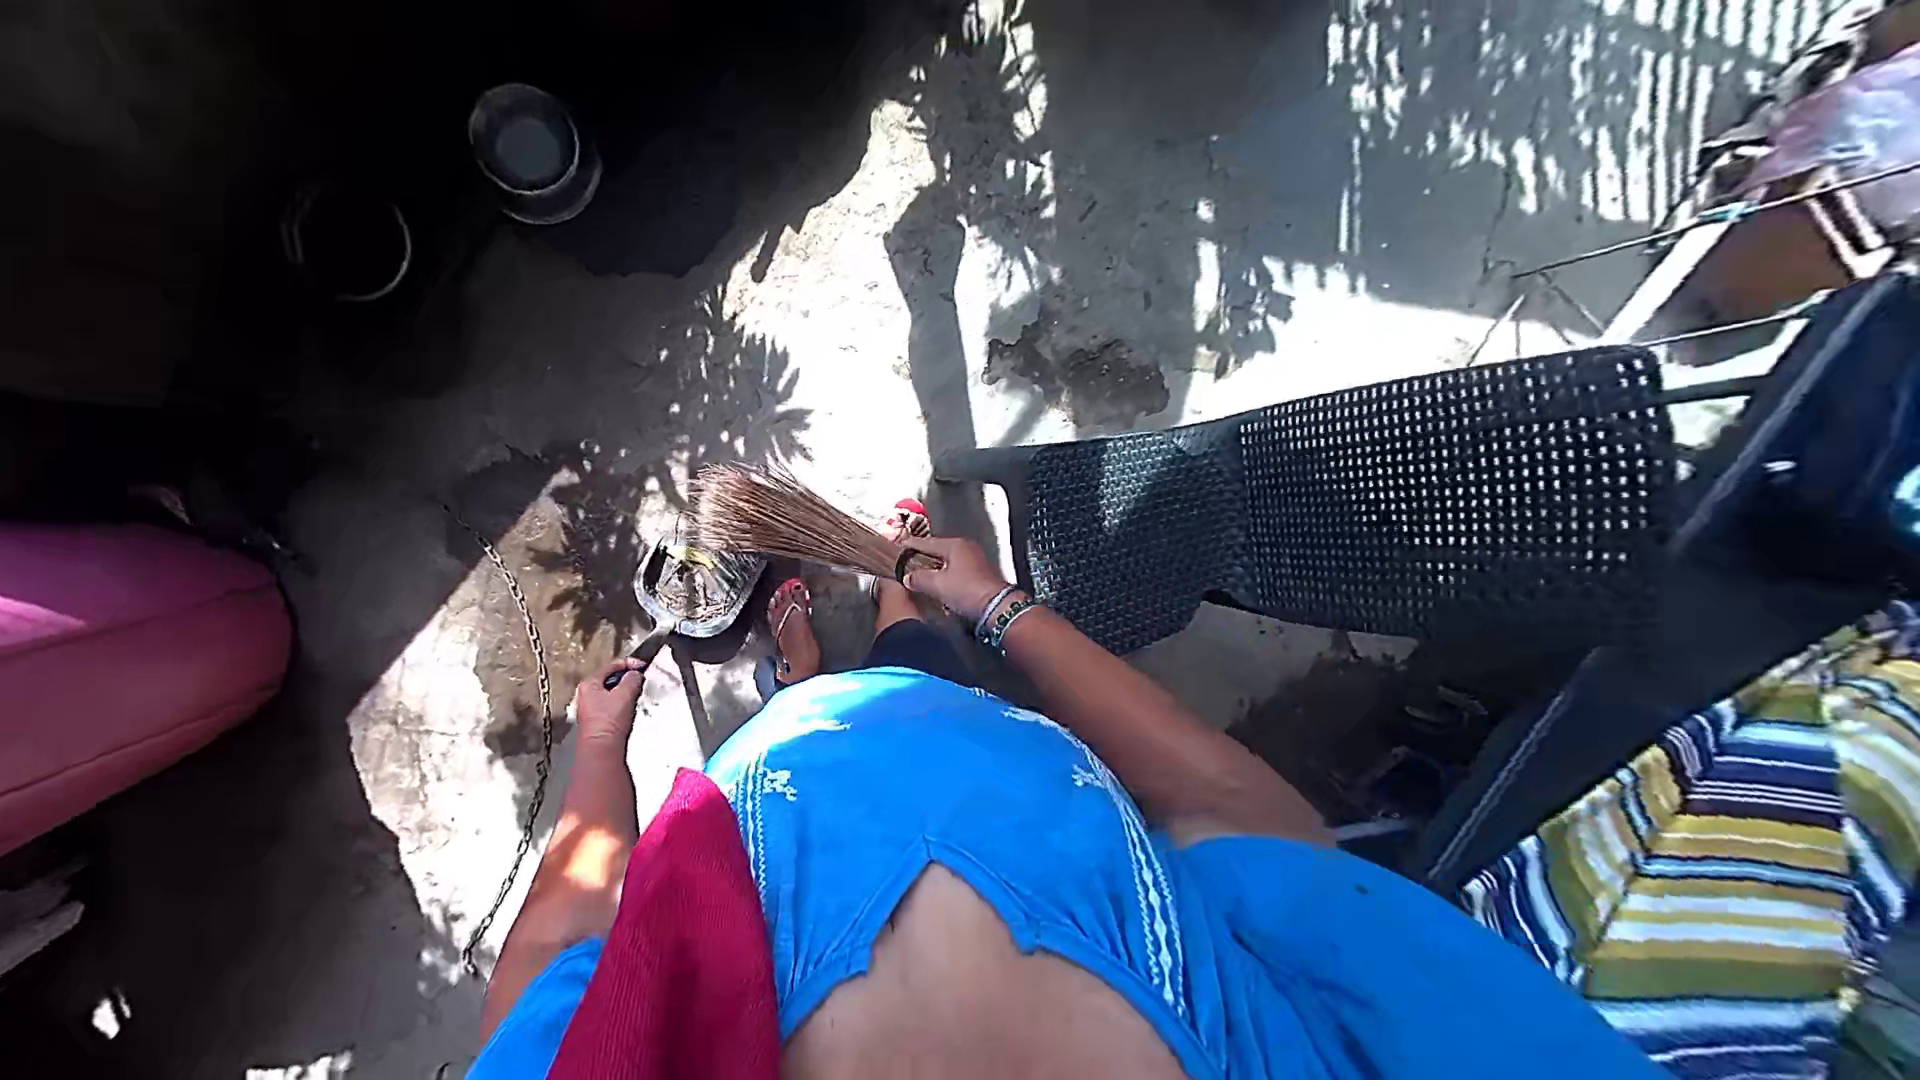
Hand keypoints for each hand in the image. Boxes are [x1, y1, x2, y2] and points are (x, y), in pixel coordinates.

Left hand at [574, 657, 646, 741]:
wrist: (602, 747)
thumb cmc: (608, 722)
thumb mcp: (625, 693)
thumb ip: (632, 679)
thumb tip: (635, 673)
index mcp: (588, 684)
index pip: (612, 666)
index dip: (630, 664)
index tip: (642, 665)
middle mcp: (586, 695)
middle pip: (612, 679)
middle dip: (628, 679)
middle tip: (640, 681)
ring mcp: (591, 707)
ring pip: (613, 692)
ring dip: (626, 692)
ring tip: (635, 696)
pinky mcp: (598, 719)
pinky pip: (613, 704)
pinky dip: (622, 703)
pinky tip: (629, 709)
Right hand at [901, 536, 1012, 621]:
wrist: (995, 606)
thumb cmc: (967, 591)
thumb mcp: (937, 585)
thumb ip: (919, 578)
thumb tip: (908, 578)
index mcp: (955, 545)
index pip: (928, 542)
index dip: (912, 545)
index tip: (901, 546)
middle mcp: (966, 547)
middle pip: (939, 549)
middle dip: (923, 555)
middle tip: (908, 559)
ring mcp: (975, 558)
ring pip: (948, 558)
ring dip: (935, 564)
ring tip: (921, 571)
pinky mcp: (980, 571)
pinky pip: (956, 567)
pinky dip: (946, 571)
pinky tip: (939, 580)